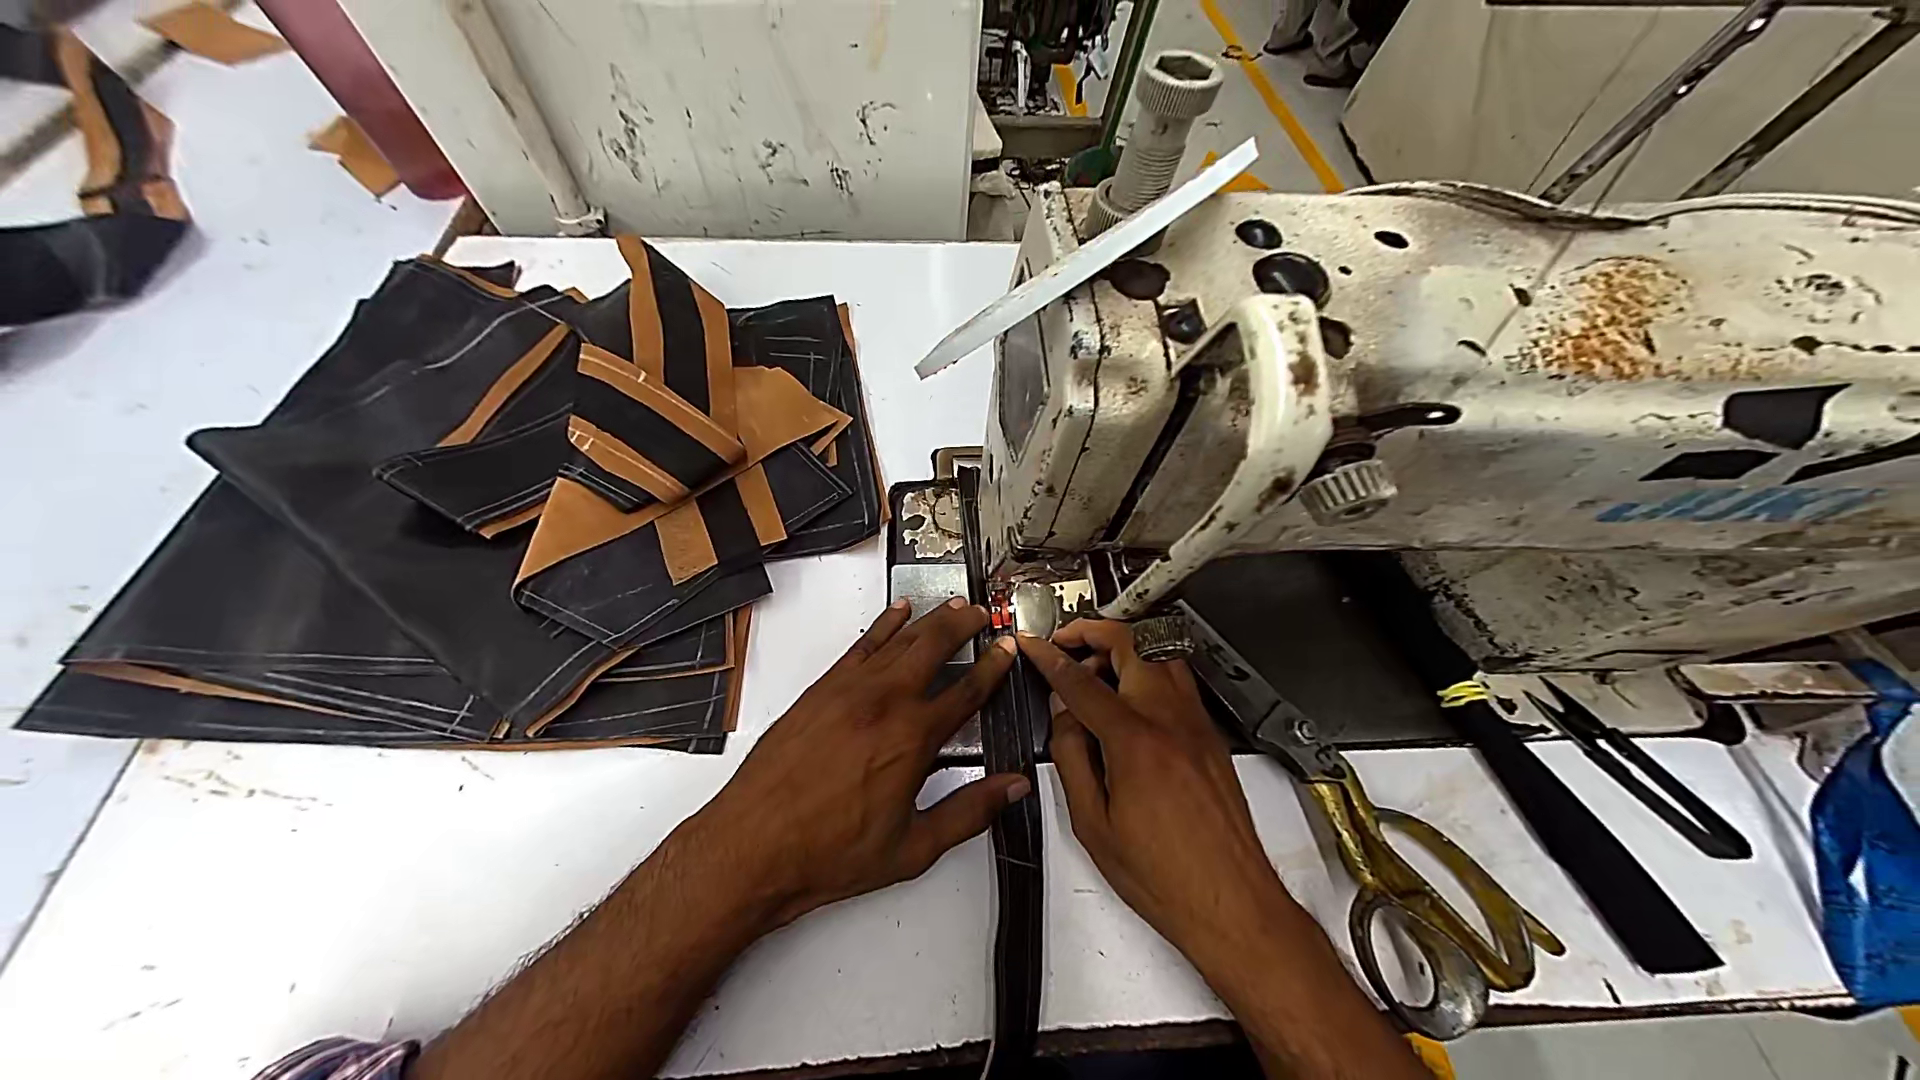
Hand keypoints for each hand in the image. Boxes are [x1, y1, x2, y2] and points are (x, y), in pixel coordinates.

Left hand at [673, 597, 1027, 930]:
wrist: (753, 846)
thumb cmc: (823, 850)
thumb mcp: (913, 847)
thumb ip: (969, 812)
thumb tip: (1008, 789)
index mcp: (912, 739)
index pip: (967, 690)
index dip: (994, 666)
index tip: (1005, 650)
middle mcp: (884, 703)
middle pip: (936, 646)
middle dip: (965, 625)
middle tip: (981, 614)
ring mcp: (850, 690)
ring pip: (902, 638)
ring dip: (932, 619)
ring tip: (952, 606)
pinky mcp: (822, 688)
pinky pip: (862, 643)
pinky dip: (884, 624)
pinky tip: (897, 614)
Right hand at [1016, 620, 1311, 973]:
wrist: (1232, 903)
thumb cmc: (1169, 877)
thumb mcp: (1093, 823)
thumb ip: (1070, 757)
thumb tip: (1063, 718)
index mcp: (1135, 742)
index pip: (1080, 681)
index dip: (1048, 657)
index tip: (1034, 645)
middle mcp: (1171, 722)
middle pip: (1129, 643)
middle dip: (1089, 632)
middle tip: (1065, 642)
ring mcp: (1196, 724)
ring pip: (1159, 652)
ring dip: (1122, 647)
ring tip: (1095, 668)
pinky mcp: (1210, 735)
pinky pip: (1176, 678)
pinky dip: (1146, 669)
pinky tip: (1129, 697)